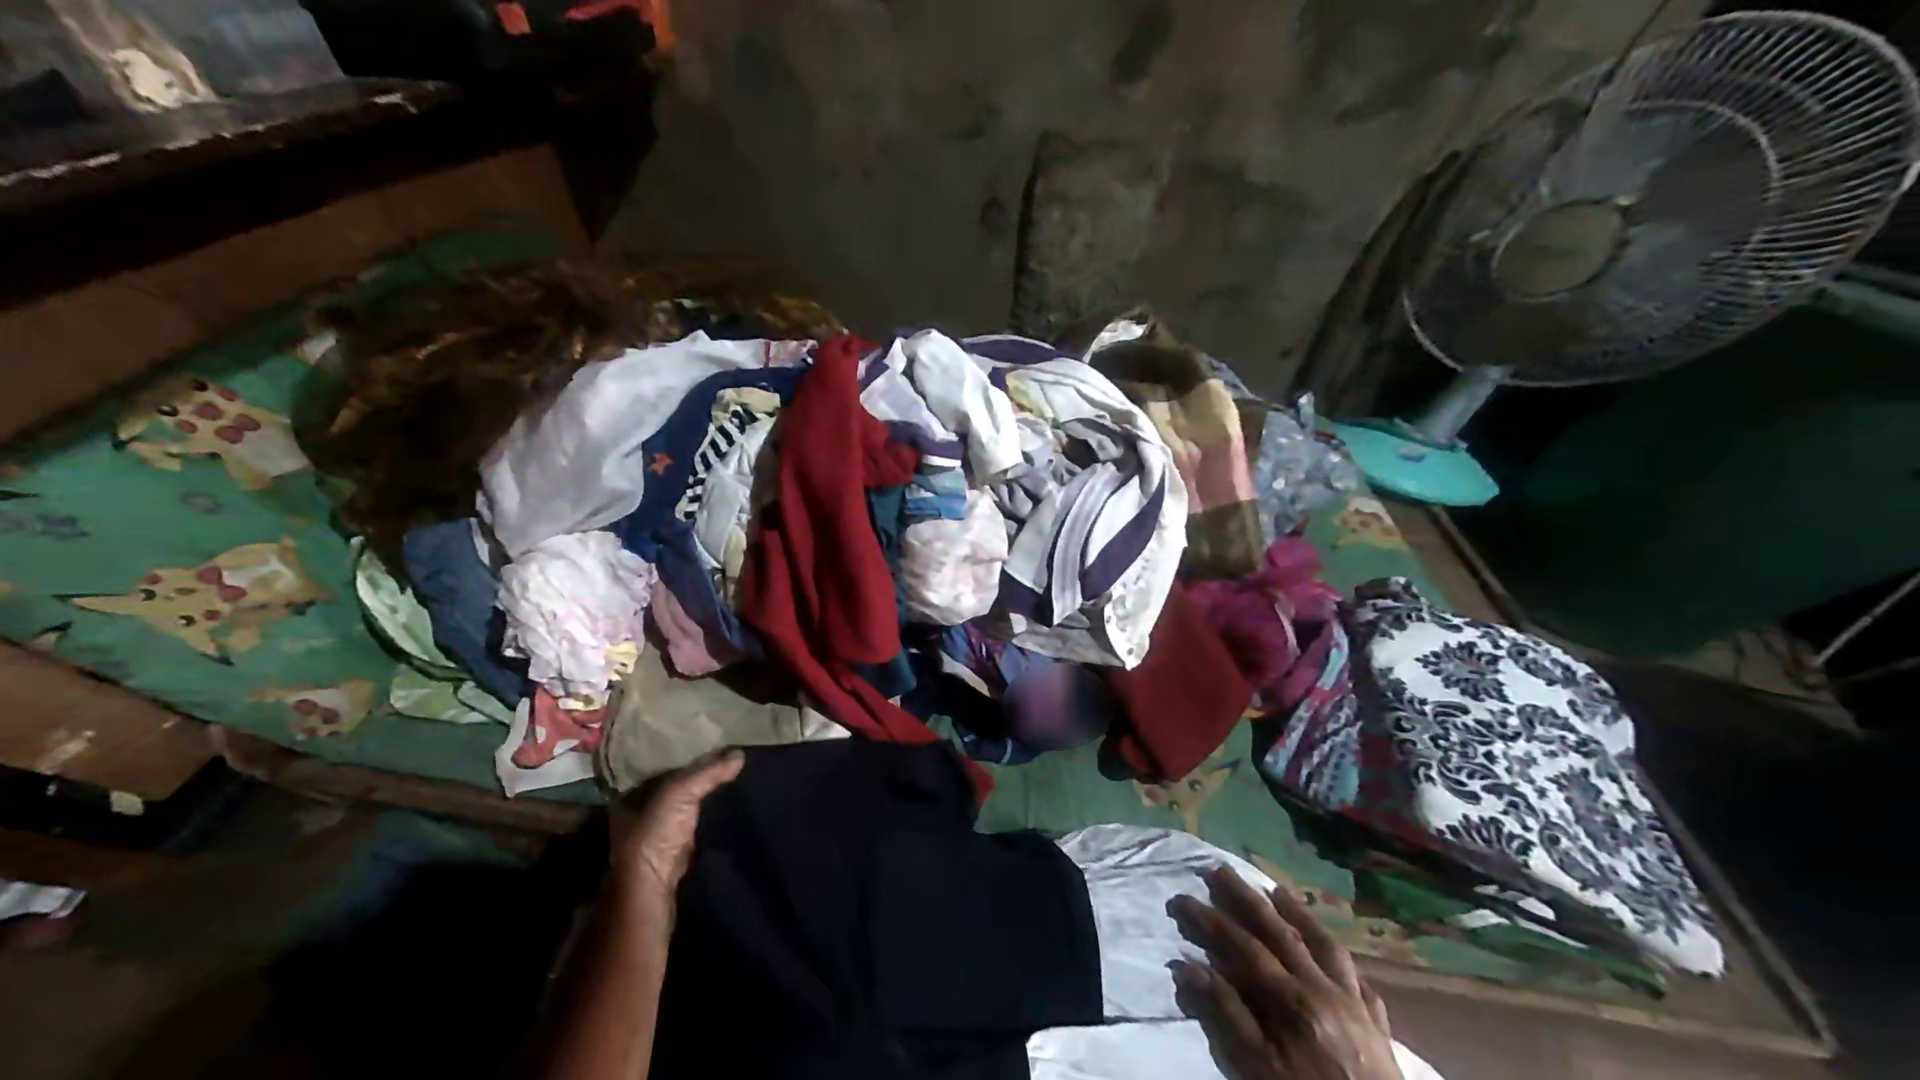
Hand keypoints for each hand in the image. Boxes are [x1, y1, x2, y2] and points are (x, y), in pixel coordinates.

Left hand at [610, 750, 744, 907]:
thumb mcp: (680, 791)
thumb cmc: (655, 830)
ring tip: (739, 771)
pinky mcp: (679, 842)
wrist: (654, 881)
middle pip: (678, 780)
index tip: (711, 739)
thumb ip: (709, 771)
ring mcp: (660, 827)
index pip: (662, 761)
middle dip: (701, 770)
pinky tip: (734, 798)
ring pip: (690, 799)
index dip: (685, 750)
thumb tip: (740, 754)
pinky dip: (714, 809)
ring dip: (710, 790)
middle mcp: (642, 806)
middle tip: (731, 752)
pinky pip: (700, 817)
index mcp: (632, 790)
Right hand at [1169, 867, 1400, 1079]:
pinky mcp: (1379, 1029)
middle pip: (1281, 933)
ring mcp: (1356, 1006)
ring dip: (1298, 914)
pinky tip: (1334, 957)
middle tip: (1221, 871)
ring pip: (1325, 946)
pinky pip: (1360, 982)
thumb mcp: (1258, 1071)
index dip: (1210, 922)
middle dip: (1247, 899)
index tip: (1181, 900)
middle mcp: (1324, 990)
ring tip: (1277, 891)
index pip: (1243, 948)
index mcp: (1292, 1001)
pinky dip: (1341, 962)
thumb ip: (1226, 1015)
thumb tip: (1188, 965)